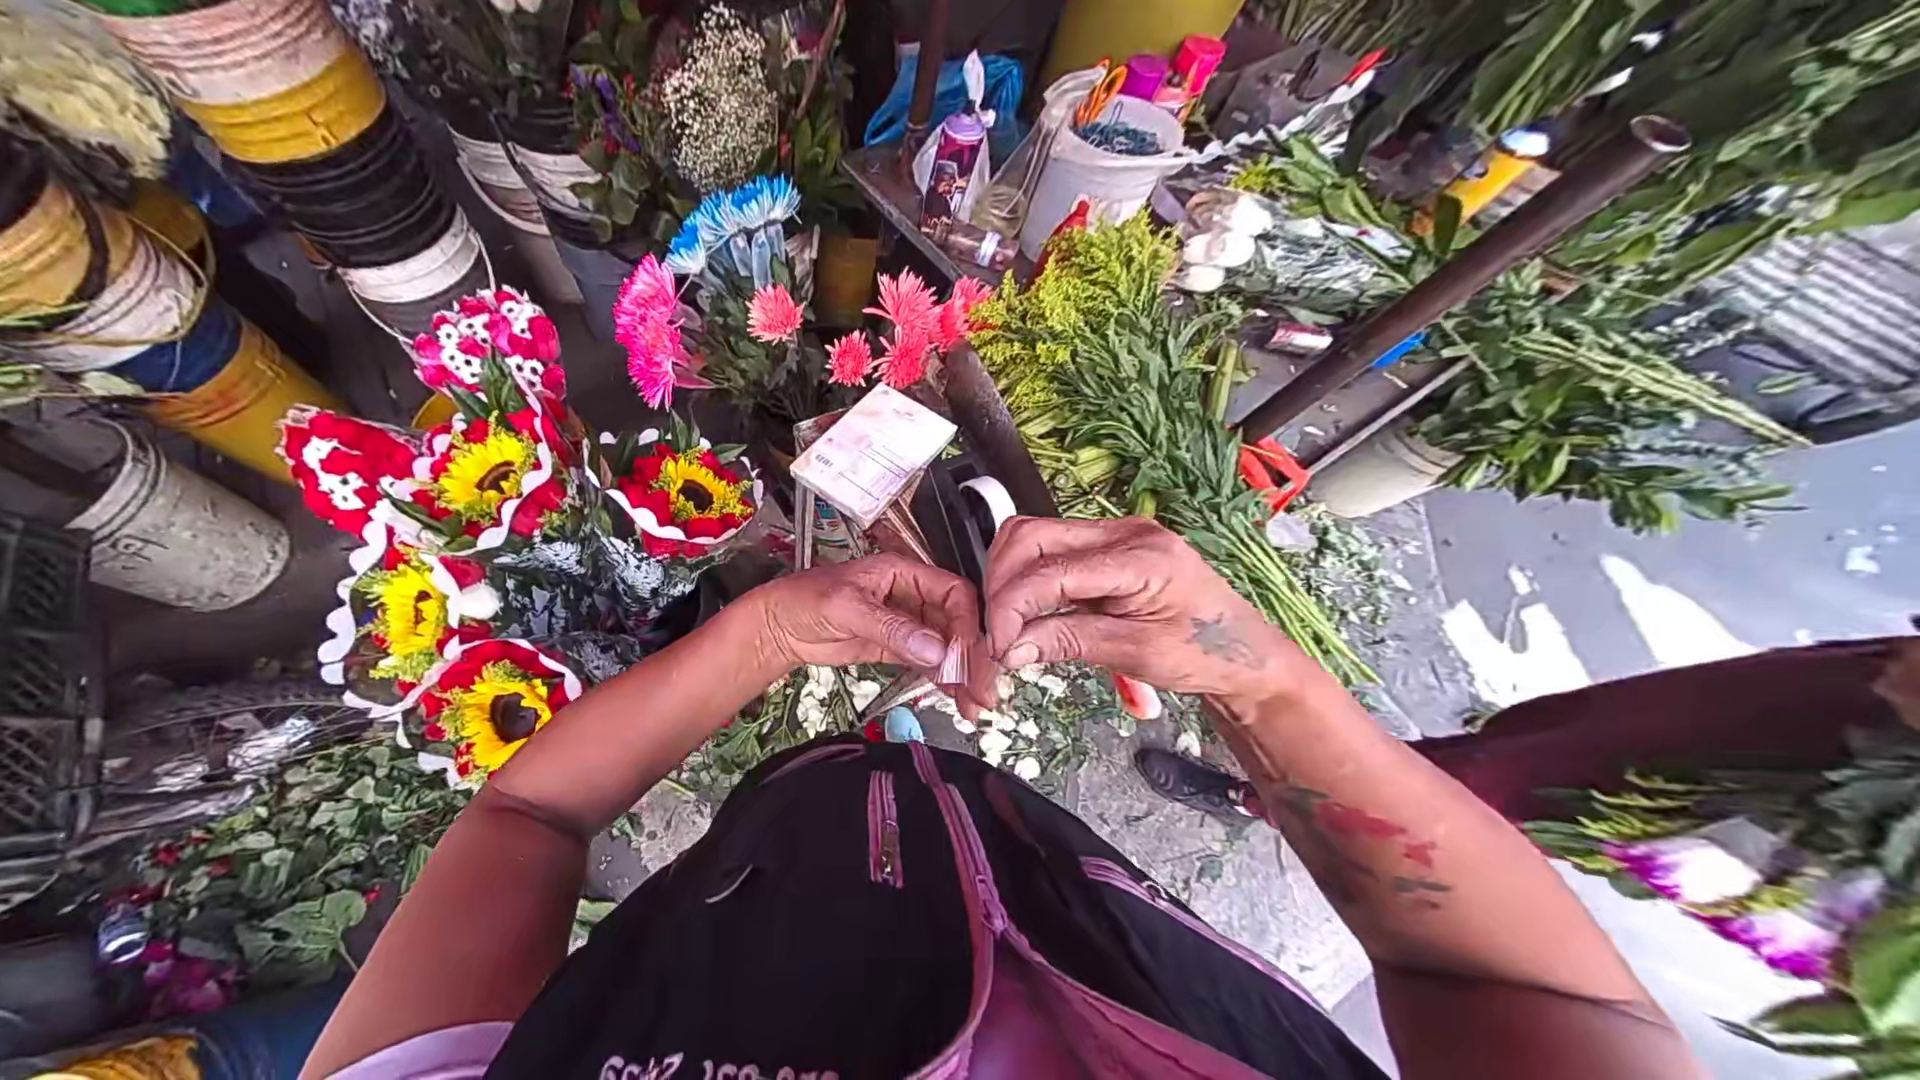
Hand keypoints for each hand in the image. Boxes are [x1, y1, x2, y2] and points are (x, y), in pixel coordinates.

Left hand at [745, 553, 994, 714]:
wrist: (778, 627)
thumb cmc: (806, 599)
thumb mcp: (848, 607)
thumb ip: (891, 628)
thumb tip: (934, 649)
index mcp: (906, 572)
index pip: (953, 593)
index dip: (967, 622)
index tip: (972, 653)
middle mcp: (913, 596)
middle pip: (956, 623)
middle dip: (972, 655)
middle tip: (983, 688)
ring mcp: (907, 624)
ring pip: (946, 646)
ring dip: (961, 673)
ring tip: (973, 703)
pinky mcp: (898, 648)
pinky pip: (928, 662)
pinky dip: (943, 679)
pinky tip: (955, 696)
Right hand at [982, 516, 1308, 702]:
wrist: (1245, 651)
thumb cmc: (1207, 651)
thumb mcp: (1137, 653)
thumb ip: (1069, 641)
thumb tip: (1012, 646)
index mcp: (1141, 555)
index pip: (1051, 569)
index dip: (1012, 607)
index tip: (998, 645)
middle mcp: (1124, 532)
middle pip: (1032, 535)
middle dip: (1001, 582)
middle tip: (996, 631)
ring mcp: (1116, 535)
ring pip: (1035, 538)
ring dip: (1010, 578)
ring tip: (1009, 624)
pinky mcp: (1108, 548)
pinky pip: (1053, 552)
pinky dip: (1030, 580)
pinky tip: (1030, 612)